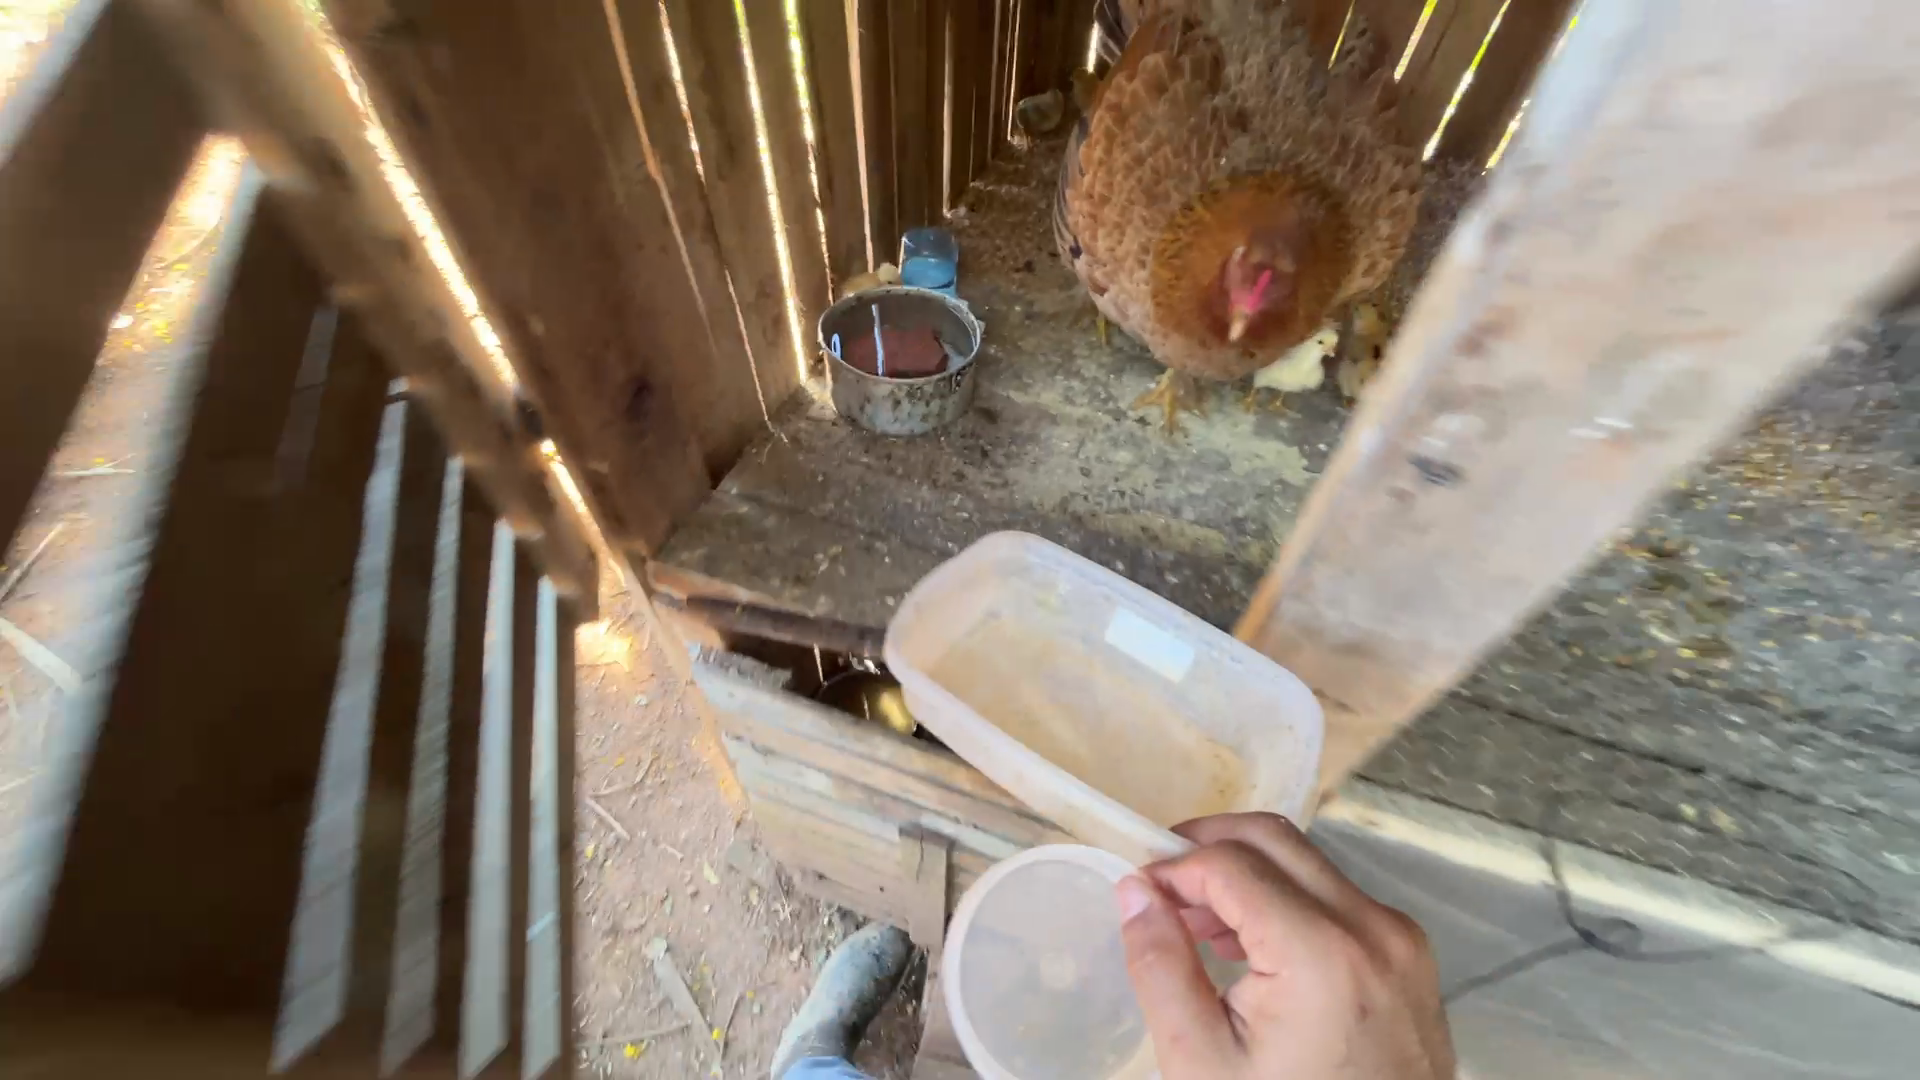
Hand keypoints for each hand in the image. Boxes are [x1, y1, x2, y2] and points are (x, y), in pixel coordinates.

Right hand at [1114, 812, 1454, 1079]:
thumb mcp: (1200, 1062)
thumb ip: (1159, 965)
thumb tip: (1134, 889)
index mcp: (1322, 953)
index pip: (1228, 864)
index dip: (1173, 868)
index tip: (1139, 893)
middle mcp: (1372, 927)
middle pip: (1270, 837)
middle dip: (1206, 845)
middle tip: (1162, 883)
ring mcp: (1399, 939)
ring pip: (1301, 859)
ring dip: (1241, 868)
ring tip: (1196, 918)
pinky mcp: (1407, 956)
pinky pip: (1330, 892)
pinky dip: (1278, 893)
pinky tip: (1246, 940)